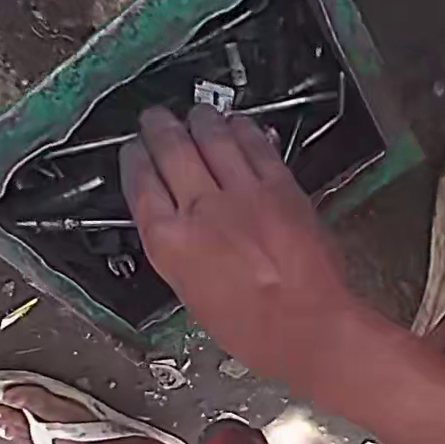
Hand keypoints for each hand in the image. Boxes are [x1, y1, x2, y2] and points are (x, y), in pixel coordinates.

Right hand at [121, 105, 373, 388]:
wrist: (310, 327)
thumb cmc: (254, 330)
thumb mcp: (195, 299)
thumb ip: (182, 255)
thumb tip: (180, 230)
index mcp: (170, 244)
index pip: (140, 185)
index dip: (134, 161)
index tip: (134, 152)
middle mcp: (201, 209)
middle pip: (171, 149)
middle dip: (158, 127)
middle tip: (155, 118)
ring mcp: (242, 193)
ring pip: (212, 136)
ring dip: (199, 119)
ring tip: (194, 113)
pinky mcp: (280, 187)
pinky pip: (256, 145)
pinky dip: (244, 129)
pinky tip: (238, 123)